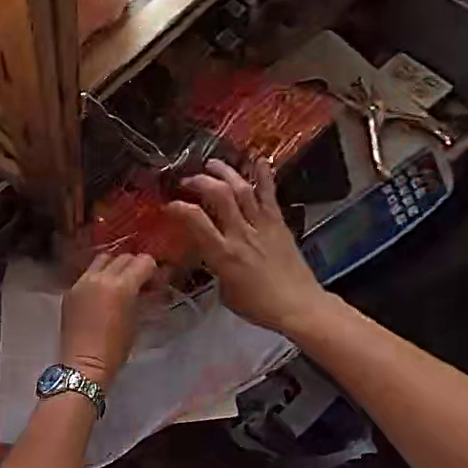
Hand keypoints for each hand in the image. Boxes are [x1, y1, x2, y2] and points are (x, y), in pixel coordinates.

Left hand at [58, 252, 159, 388]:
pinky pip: (88, 275)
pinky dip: (97, 278)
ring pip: (102, 260)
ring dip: (114, 267)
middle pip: (123, 258)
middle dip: (134, 266)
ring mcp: (82, 282)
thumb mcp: (136, 320)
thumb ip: (141, 297)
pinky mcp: (70, 291)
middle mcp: (101, 277)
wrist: (84, 363)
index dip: (152, 270)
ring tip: (118, 282)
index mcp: (122, 285)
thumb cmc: (116, 348)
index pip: (143, 262)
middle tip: (139, 281)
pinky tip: (100, 293)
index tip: (154, 281)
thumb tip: (148, 287)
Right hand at [165, 159, 333, 335]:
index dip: (178, 208)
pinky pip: (269, 194)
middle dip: (200, 181)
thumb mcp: (225, 291)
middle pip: (219, 195)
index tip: (169, 205)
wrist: (298, 306)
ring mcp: (262, 226)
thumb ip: (216, 267)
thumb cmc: (258, 306)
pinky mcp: (279, 224)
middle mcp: (241, 234)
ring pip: (242, 189)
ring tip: (212, 164)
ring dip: (225, 172)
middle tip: (188, 180)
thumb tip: (211, 254)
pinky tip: (257, 160)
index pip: (196, 221)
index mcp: (223, 254)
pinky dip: (263, 175)